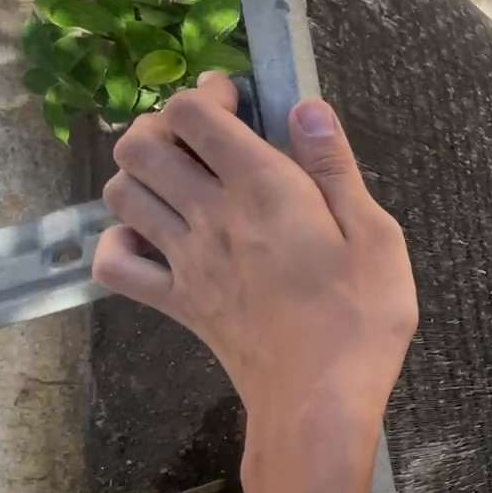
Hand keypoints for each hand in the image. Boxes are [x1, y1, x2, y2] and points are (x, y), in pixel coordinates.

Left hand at [93, 73, 417, 429]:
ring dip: (143, 173)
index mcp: (264, 192)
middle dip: (166, 125)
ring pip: (120, 192)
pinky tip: (158, 239)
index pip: (198, 116)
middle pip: (141, 145)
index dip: (208, 93)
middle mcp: (210, 216)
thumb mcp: (376, 238)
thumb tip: (307, 108)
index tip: (238, 98)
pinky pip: (114, 262)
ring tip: (187, 180)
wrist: (320, 399)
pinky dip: (121, 240)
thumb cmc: (363, 317)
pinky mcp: (176, 303)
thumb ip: (337, 170)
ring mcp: (184, 262)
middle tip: (209, 137)